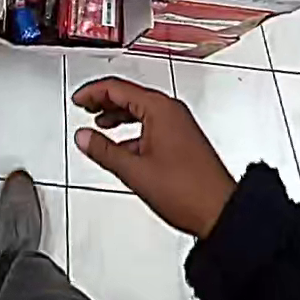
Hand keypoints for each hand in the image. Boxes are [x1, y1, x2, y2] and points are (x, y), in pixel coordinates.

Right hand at [72, 76, 236, 238]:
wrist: (220, 211)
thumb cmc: (187, 190)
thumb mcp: (135, 171)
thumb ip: (105, 151)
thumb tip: (83, 136)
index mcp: (159, 108)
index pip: (118, 88)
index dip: (93, 92)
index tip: (78, 98)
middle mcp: (170, 109)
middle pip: (130, 95)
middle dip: (104, 100)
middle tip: (84, 106)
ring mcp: (178, 122)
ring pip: (140, 109)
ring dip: (118, 114)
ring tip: (99, 122)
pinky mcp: (182, 136)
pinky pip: (151, 122)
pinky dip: (132, 128)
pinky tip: (122, 145)